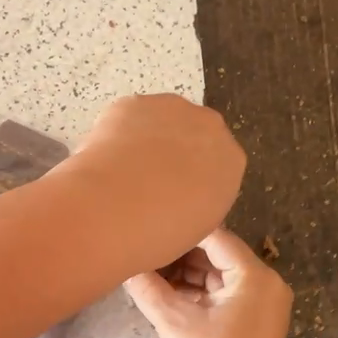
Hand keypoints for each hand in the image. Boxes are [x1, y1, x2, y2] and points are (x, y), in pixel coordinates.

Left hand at [70, 95, 245, 266]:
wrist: (117, 211)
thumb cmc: (160, 235)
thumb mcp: (195, 229)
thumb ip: (198, 205)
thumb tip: (180, 202)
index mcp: (231, 162)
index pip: (216, 165)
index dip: (192, 178)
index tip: (173, 194)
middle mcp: (209, 127)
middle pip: (192, 135)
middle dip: (172, 153)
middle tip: (146, 182)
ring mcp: (172, 108)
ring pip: (160, 122)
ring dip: (145, 140)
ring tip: (123, 173)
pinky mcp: (135, 103)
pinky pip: (128, 118)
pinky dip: (117, 134)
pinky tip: (106, 159)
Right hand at [124, 229, 291, 337]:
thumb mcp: (175, 324)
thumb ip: (148, 290)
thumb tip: (125, 267)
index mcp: (253, 275)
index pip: (213, 236)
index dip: (178, 234)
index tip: (149, 235)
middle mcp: (264, 281)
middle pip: (216, 254)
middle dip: (179, 256)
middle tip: (143, 257)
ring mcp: (262, 301)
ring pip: (218, 275)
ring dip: (185, 276)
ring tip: (149, 277)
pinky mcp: (255, 319)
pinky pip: (223, 294)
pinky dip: (198, 293)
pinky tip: (167, 296)